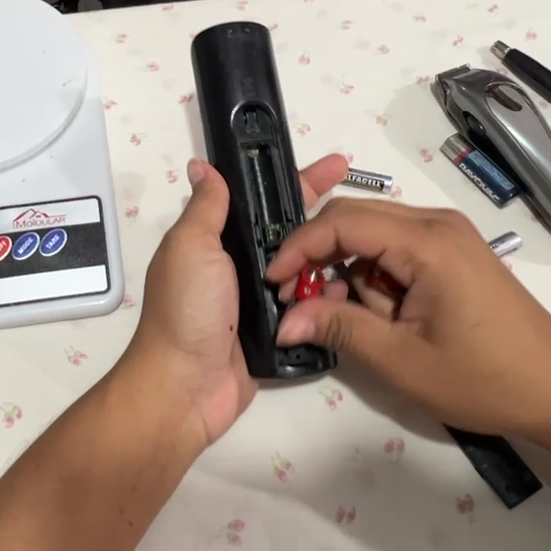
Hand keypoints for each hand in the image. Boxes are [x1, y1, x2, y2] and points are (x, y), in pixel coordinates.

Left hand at [119, 153, 350, 447]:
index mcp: (218, 241)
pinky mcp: (277, 333)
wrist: (186, 385)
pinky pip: (309, 310)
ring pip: (306, 272)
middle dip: (326, 221)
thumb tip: (201, 165)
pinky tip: (353, 291)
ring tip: (362, 253)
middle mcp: (241, 266)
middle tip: (364, 210)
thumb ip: (206, 207)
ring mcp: (260, 301)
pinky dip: (328, 300)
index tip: (335, 165)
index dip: (296, 181)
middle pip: (292, 235)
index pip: (263, 201)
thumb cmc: (186, 308)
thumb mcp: (192, 246)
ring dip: (330, 263)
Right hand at [264, 199, 550, 437]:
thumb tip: (283, 320)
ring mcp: (446, 234)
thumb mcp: (403, 360)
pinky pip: (393, 246)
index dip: (299, 247)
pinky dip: (373, 274)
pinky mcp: (451, 250)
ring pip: (371, 233)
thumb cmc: (485, 379)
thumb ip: (340, 329)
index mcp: (426, 242)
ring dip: (349, 270)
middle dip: (320, 257)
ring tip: (355, 318)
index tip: (273, 283)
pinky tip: (381, 312)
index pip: (342, 222)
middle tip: (300, 301)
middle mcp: (435, 222)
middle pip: (354, 218)